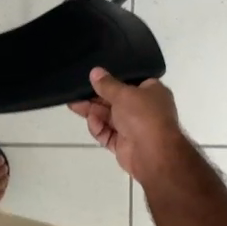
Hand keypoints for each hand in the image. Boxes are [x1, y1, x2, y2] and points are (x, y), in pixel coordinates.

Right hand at [68, 68, 189, 185]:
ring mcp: (134, 128)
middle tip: (76, 92)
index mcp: (152, 93)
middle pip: (115, 101)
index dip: (112, 80)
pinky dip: (99, 128)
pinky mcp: (124, 144)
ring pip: (109, 117)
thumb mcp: (124, 93)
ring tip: (73, 104)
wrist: (153, 154)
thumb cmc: (143, 115)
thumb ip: (107, 84)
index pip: (131, 82)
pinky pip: (108, 133)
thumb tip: (95, 72)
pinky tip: (91, 121)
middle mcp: (144, 109)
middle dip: (95, 98)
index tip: (94, 77)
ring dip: (92, 111)